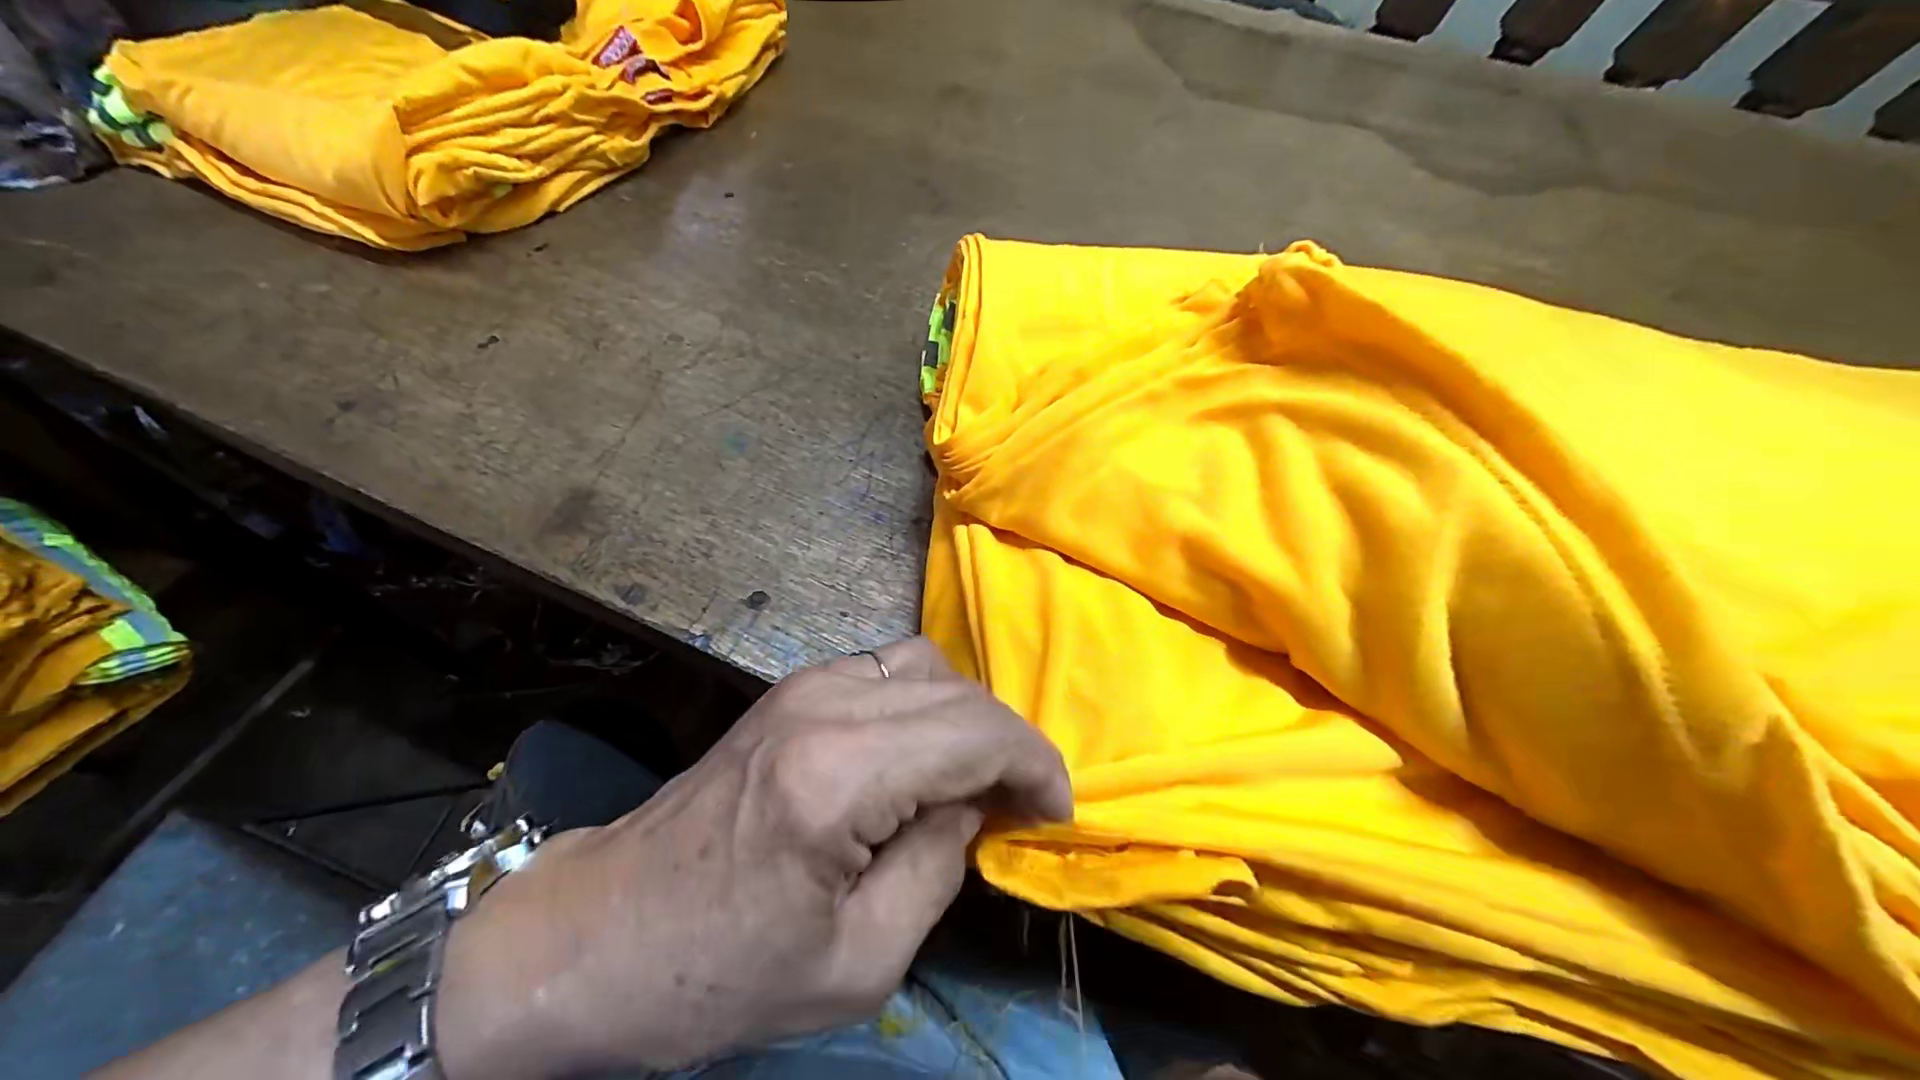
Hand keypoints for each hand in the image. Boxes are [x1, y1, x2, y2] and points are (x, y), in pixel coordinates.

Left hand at [433, 637, 1072, 1079]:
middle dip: (1007, 743)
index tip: (1056, 811)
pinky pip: (887, 670)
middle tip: (1020, 804)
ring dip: (966, 718)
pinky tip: (922, 754)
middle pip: (957, 692)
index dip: (1034, 765)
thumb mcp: (862, 959)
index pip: (976, 733)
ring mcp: (802, 685)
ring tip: (974, 779)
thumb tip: (975, 801)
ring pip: (926, 665)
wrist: (601, 933)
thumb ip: (939, 864)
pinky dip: (926, 703)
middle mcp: (824, 704)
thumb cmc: (723, 970)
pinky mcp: (790, 689)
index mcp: (839, 775)